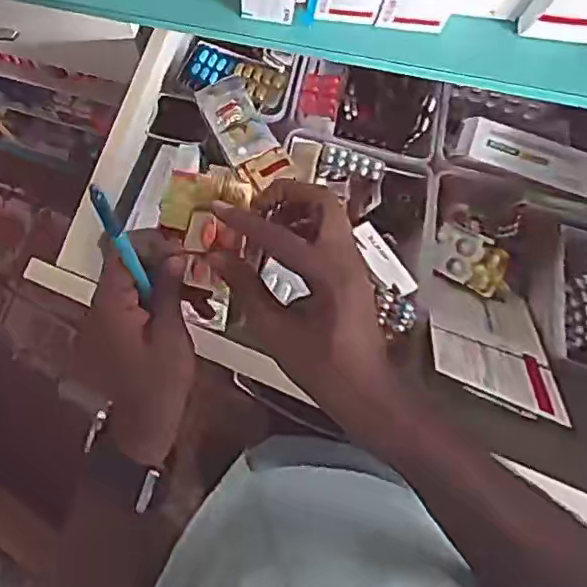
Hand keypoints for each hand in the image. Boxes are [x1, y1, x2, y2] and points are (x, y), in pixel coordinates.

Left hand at [79, 230, 192, 465]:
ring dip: (171, 280)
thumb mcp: (171, 335)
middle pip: (131, 262)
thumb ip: (169, 291)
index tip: (179, 246)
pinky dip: (167, 298)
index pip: (120, 252)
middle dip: (165, 259)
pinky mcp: (123, 327)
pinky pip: (143, 299)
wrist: (143, 431)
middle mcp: (105, 303)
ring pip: (141, 280)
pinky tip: (198, 309)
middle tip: (198, 266)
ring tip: (204, 294)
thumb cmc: (158, 386)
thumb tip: (175, 255)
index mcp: (111, 303)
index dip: (148, 241)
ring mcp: (113, 315)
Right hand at [212, 181, 396, 419]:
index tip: (220, 209)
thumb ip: (246, 288)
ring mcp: (353, 262)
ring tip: (264, 224)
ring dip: (295, 208)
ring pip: (328, 212)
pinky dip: (304, 226)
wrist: (367, 392)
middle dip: (285, 194)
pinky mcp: (352, 269)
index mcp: (328, 273)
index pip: (280, 235)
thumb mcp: (275, 331)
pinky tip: (280, 246)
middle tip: (255, 206)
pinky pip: (329, 231)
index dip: (244, 221)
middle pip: (322, 200)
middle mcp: (346, 258)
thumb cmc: (325, 370)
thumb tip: (219, 256)